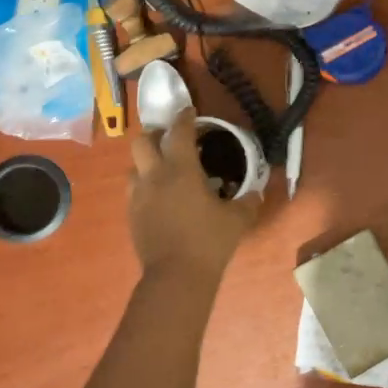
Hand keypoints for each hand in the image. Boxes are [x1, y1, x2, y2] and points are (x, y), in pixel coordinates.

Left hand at [128, 109, 260, 286]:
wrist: (176, 276)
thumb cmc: (210, 241)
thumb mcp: (238, 219)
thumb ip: (248, 201)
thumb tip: (255, 193)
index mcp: (181, 170)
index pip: (179, 132)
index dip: (184, 118)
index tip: (191, 112)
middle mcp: (154, 176)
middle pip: (143, 141)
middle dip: (156, 134)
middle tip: (171, 138)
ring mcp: (138, 196)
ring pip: (134, 166)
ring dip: (147, 161)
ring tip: (164, 169)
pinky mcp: (131, 215)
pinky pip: (134, 190)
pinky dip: (145, 185)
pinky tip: (160, 197)